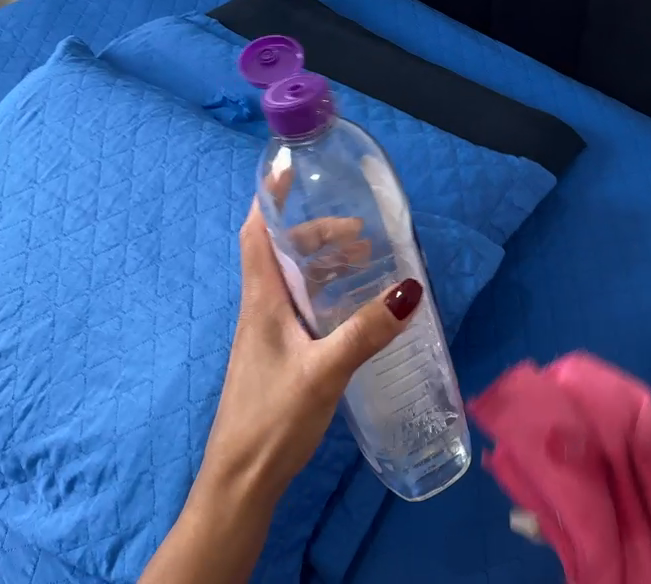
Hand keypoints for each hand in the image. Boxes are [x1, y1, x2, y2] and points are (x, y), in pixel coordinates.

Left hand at [200, 198, 421, 498]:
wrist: (240, 482)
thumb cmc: (271, 419)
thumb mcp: (325, 372)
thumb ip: (365, 332)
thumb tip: (411, 289)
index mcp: (263, 300)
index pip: (257, 232)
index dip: (269, 197)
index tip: (289, 168)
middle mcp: (262, 309)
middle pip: (282, 251)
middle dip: (316, 230)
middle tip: (358, 229)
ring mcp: (269, 334)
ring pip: (294, 279)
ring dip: (324, 261)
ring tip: (364, 259)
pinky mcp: (279, 355)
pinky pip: (303, 306)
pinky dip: (327, 292)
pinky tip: (354, 306)